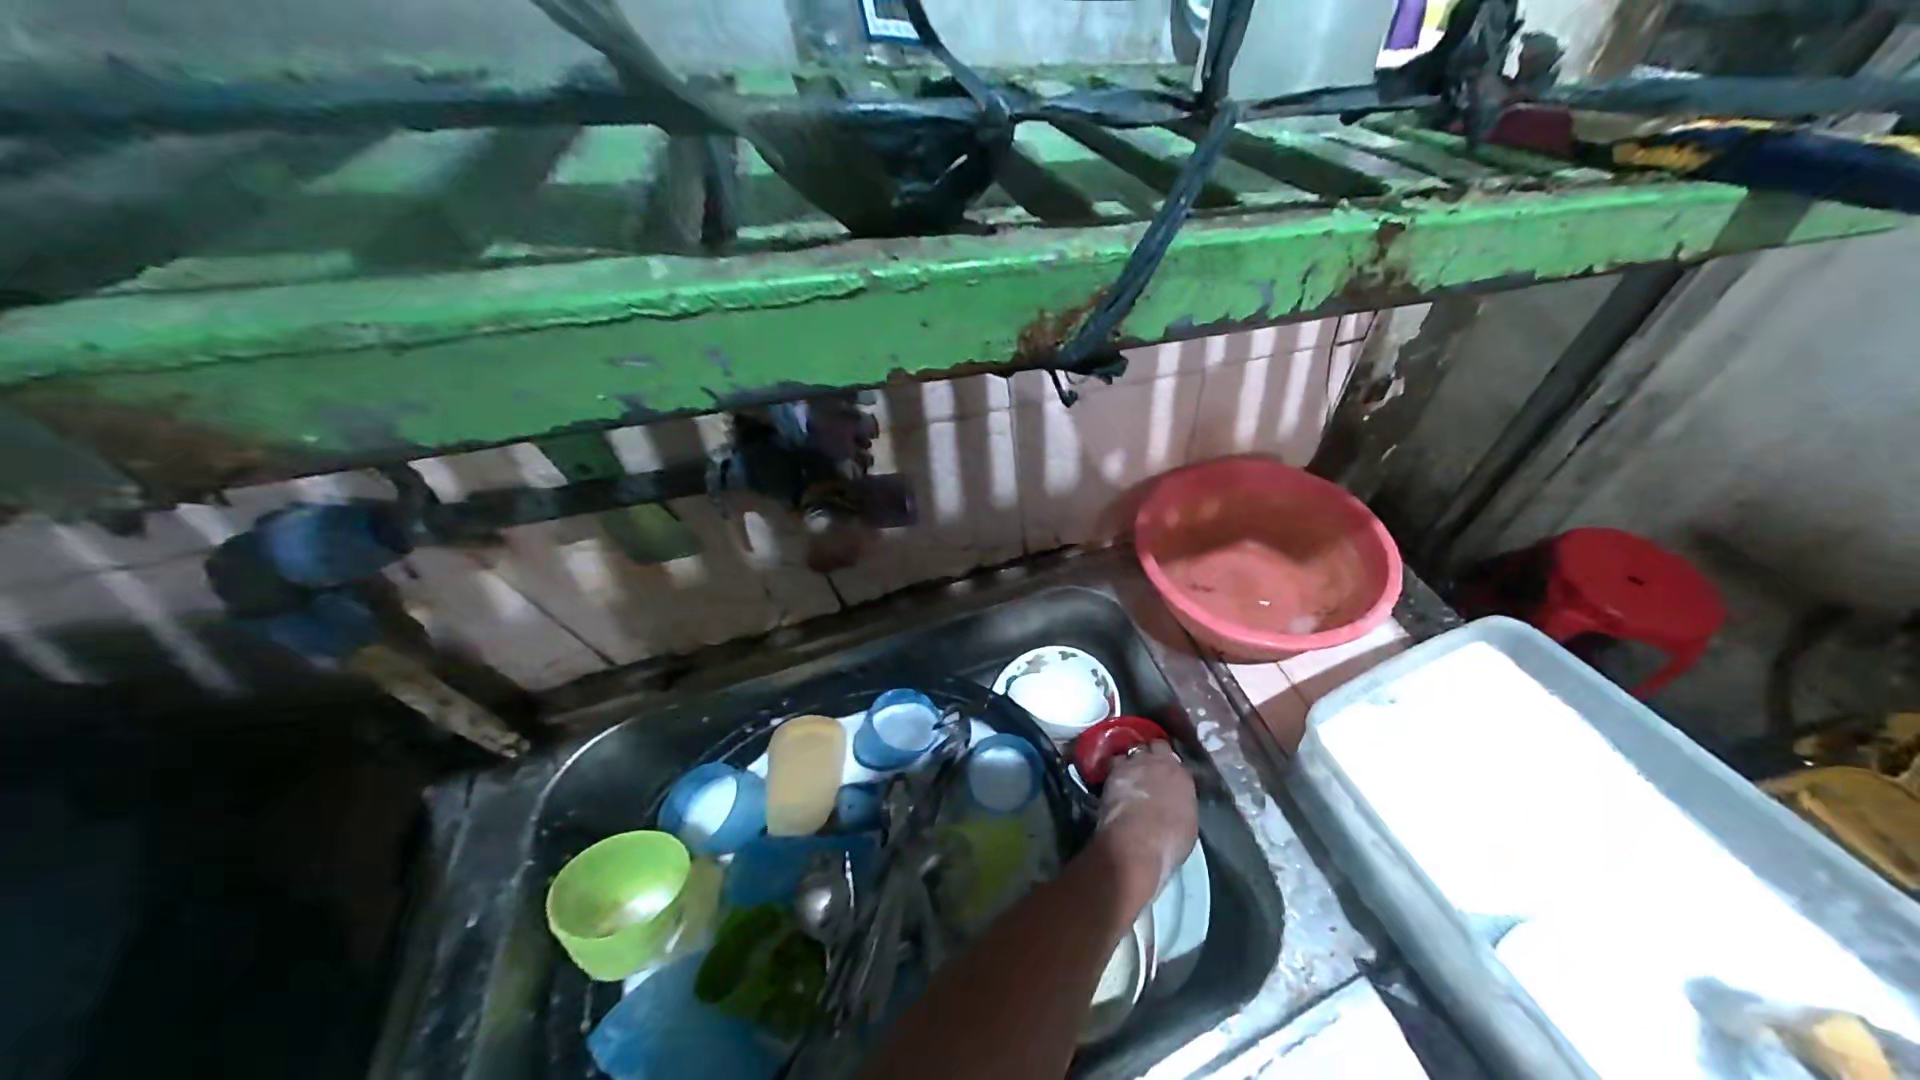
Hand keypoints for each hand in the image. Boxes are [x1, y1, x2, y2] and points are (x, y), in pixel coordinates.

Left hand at [1093, 742, 1197, 908]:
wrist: (1137, 841)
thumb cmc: (1170, 840)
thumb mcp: (1187, 821)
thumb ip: (1181, 802)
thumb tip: (1174, 800)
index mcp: (1183, 776)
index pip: (1178, 761)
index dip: (1172, 766)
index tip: (1168, 774)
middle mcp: (1160, 762)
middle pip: (1157, 745)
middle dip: (1153, 752)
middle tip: (1150, 764)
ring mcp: (1135, 763)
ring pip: (1134, 749)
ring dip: (1133, 757)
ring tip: (1130, 769)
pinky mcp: (1114, 770)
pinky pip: (1115, 760)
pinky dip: (1115, 765)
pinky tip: (1114, 775)